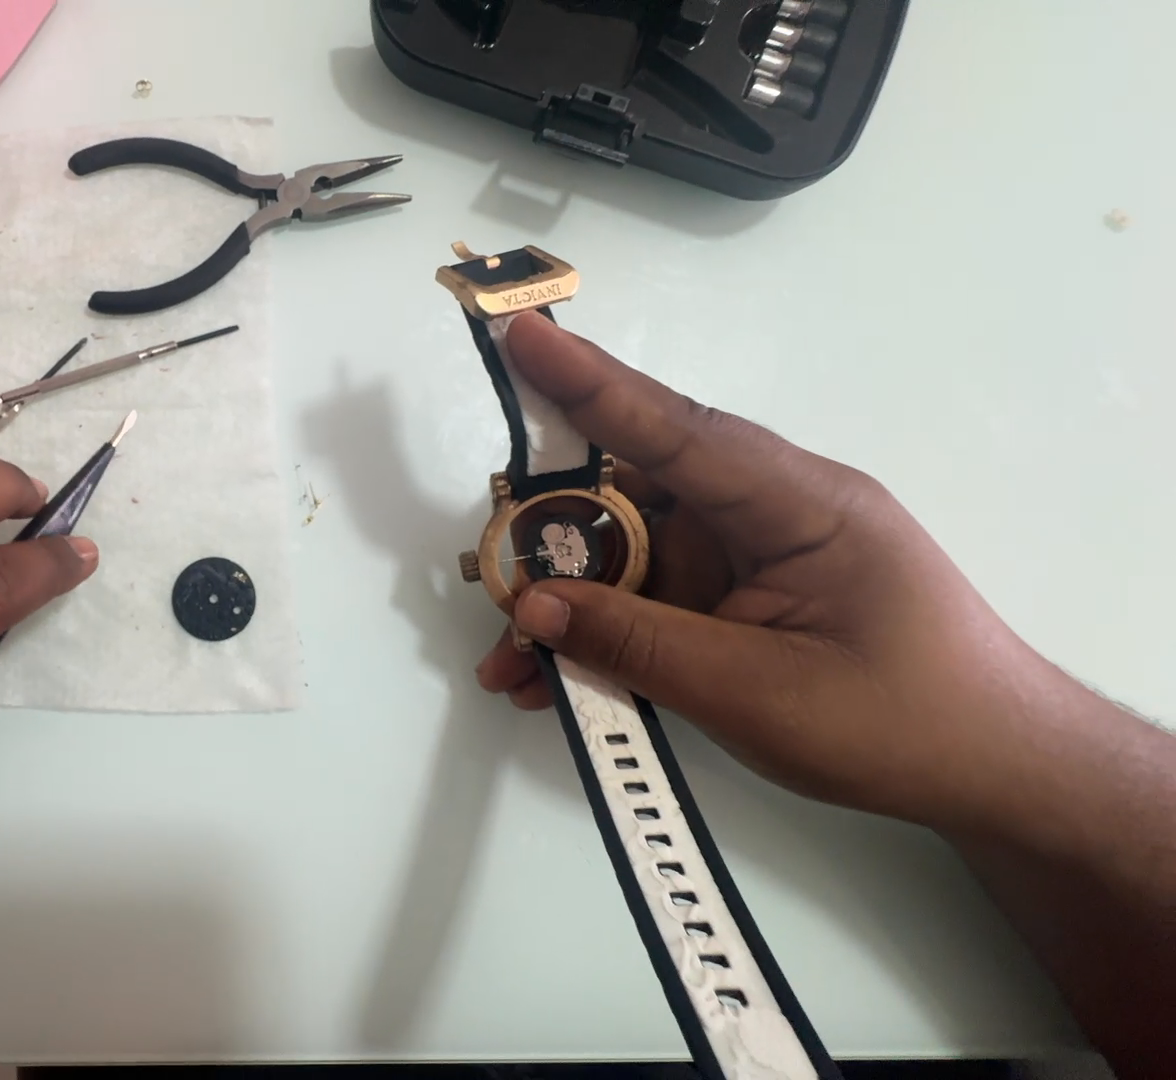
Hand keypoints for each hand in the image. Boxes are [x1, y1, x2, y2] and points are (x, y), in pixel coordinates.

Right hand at [475, 313, 1092, 834]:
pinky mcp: (714, 602)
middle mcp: (753, 516)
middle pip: (623, 502)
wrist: (994, 779)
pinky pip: (629, 608)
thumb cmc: (905, 725)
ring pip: (615, 563)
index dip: (592, 384)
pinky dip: (582, 642)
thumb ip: (636, 644)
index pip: (676, 433)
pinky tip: (542, 682)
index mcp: (795, 506)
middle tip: (488, 565)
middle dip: (548, 535)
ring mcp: (730, 560)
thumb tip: (529, 607)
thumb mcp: (760, 693)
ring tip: (507, 662)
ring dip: (557, 611)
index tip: (524, 335)